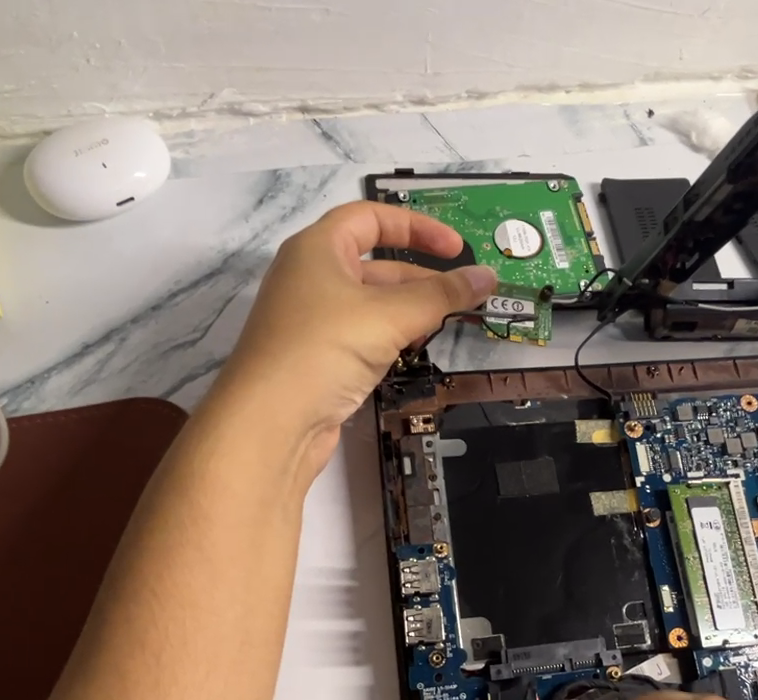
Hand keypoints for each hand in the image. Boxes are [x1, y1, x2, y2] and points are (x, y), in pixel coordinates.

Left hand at [217, 201, 495, 459]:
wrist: (270, 423)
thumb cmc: (324, 350)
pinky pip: (363, 336)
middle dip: (421, 277)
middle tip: (464, 296)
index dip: (416, 227)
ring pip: (372, 304)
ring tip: (446, 325)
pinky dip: (391, 338)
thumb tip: (487, 277)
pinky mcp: (318, 358)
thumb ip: (441, 296)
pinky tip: (413, 351)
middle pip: (375, 265)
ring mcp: (313, 321)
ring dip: (409, 311)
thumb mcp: (389, 316)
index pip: (371, 218)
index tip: (456, 248)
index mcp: (318, 249)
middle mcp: (311, 278)